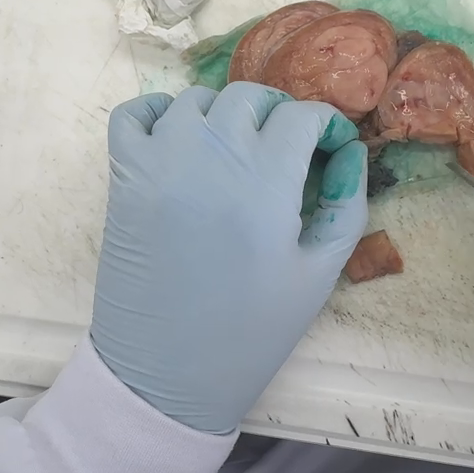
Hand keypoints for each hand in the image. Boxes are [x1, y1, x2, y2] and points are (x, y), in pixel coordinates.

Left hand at [90, 82, 368, 433]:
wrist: (164, 374)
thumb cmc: (251, 331)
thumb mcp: (319, 275)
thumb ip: (346, 205)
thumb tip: (350, 152)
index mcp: (265, 183)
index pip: (302, 116)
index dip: (325, 126)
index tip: (329, 148)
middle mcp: (210, 156)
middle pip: (251, 97)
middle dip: (279, 114)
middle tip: (286, 149)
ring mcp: (159, 160)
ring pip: (197, 98)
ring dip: (224, 114)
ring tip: (235, 149)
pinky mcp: (123, 174)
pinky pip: (134, 112)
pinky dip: (157, 110)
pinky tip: (177, 136)